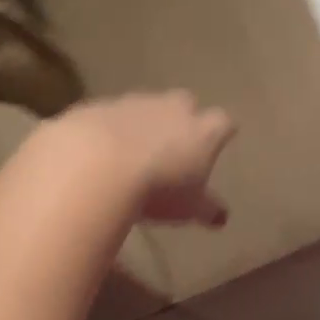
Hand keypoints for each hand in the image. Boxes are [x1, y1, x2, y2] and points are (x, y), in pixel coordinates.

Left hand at [48, 90, 236, 225]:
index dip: (223, 131)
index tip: (221, 140)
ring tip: (139, 152)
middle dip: (185, 118)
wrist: (96, 166)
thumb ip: (208, 209)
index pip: (223, 122)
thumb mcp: (191, 209)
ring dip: (146, 123)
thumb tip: (221, 216)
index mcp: (202, 132)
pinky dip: (113, 130)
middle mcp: (171, 109)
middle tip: (179, 143)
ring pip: (146, 107)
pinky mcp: (97, 107)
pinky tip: (105, 154)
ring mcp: (132, 103)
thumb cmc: (158, 189)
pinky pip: (111, 116)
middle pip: (185, 103)